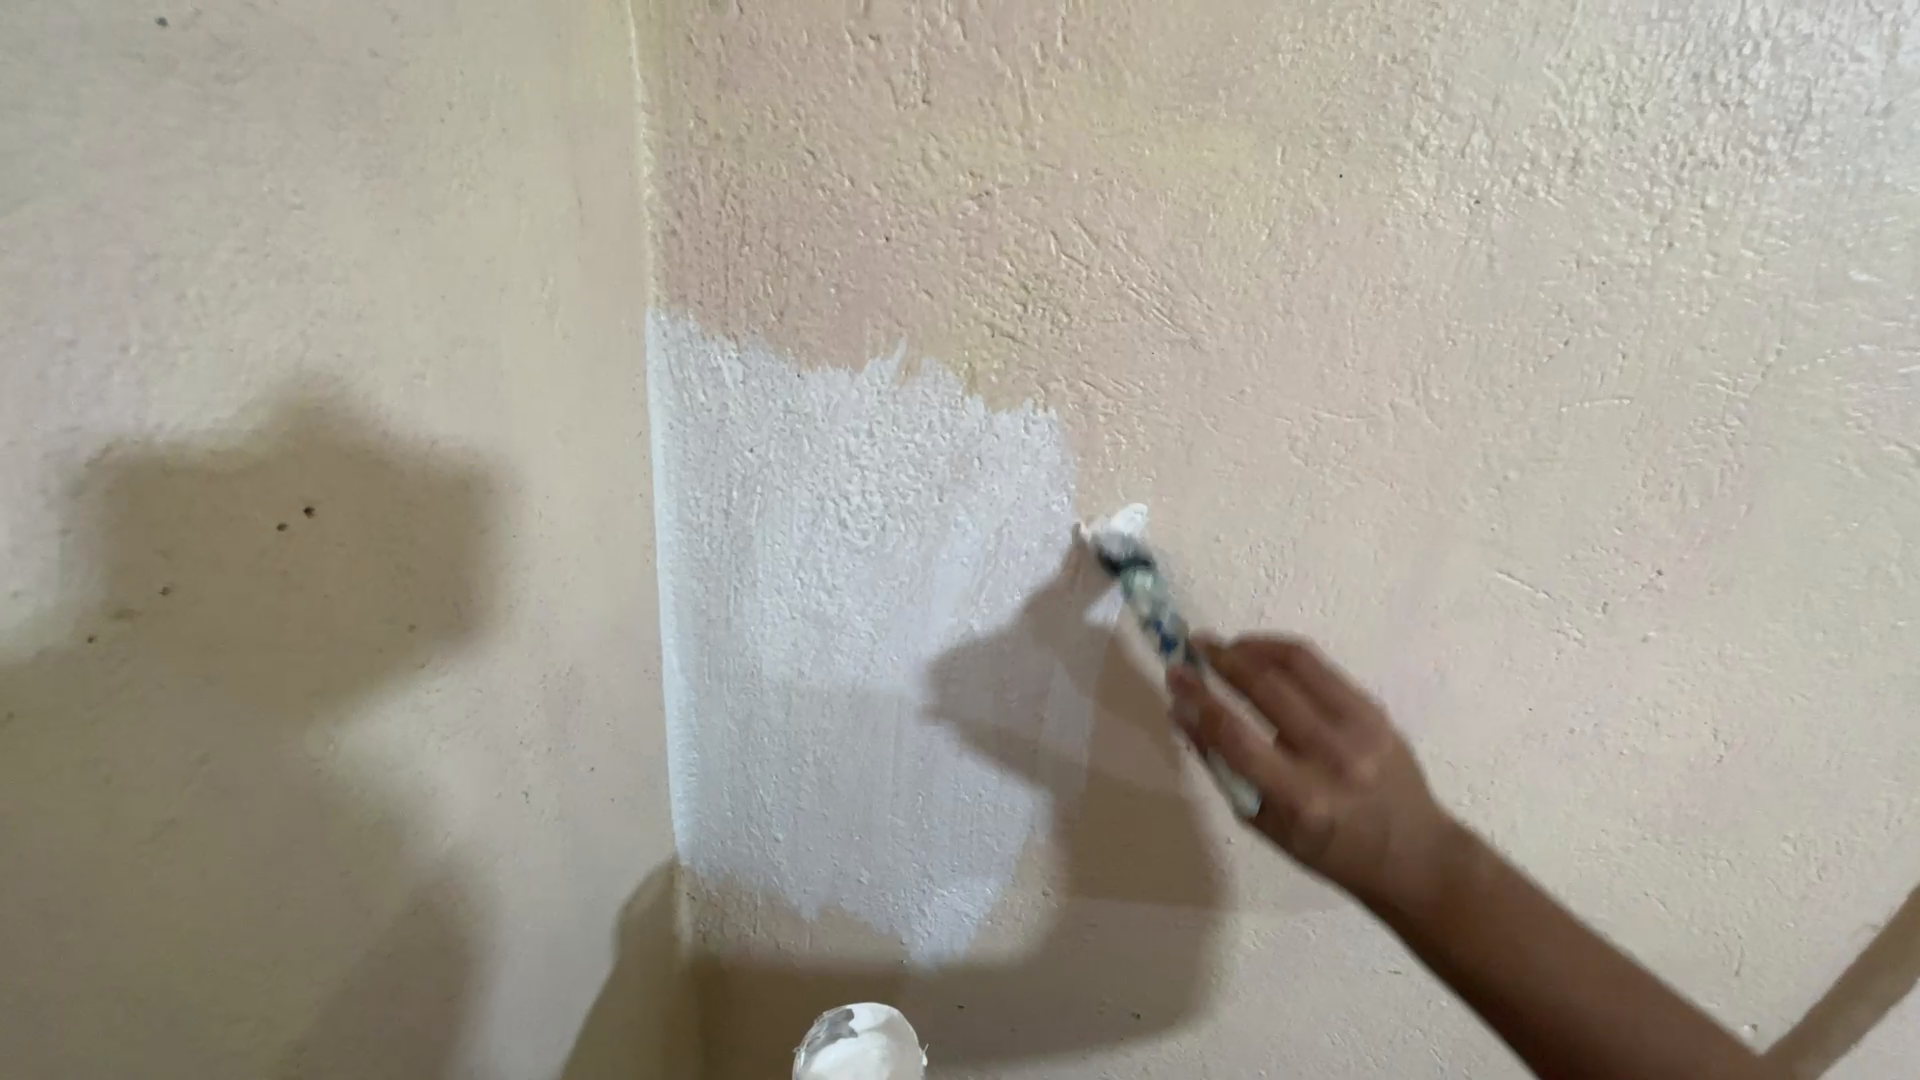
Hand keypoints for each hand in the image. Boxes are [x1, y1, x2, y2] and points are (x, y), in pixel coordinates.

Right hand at [1167, 634, 1461, 911]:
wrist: (1415, 856)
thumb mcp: (1265, 824)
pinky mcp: (1375, 711)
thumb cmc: (1329, 849)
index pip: (1235, 736)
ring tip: (1225, 646)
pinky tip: (1261, 653)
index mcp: (1300, 799)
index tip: (1174, 675)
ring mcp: (1360, 730)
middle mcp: (1332, 758)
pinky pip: (1320, 667)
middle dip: (1222, 661)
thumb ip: (1222, 766)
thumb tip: (1182, 713)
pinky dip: (1282, 652)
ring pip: (1295, 666)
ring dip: (1251, 647)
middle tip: (1194, 646)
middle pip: (1265, 689)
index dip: (1198, 699)